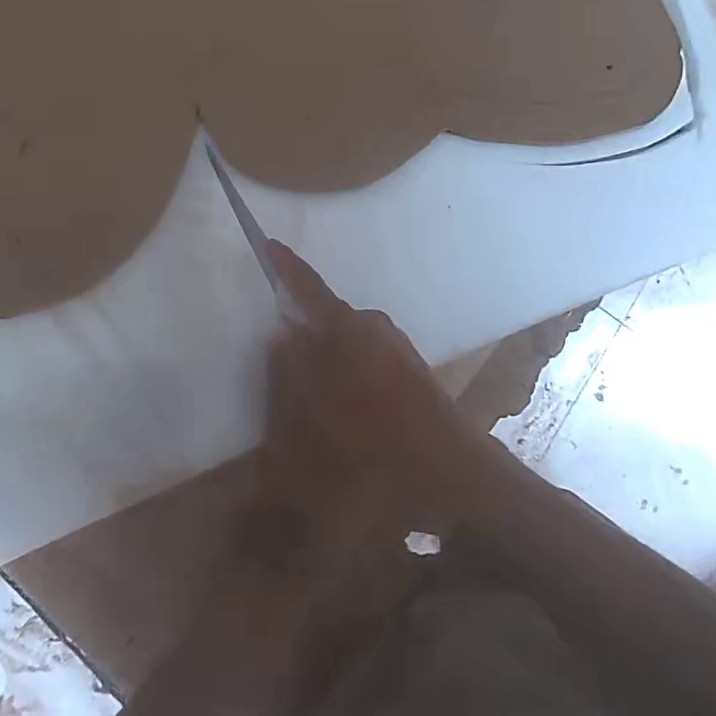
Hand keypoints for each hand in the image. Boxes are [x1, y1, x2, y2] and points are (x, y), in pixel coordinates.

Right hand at [264, 241, 486, 511]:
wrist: (446, 471)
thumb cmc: (367, 448)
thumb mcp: (307, 421)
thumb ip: (288, 374)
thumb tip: (281, 336)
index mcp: (344, 330)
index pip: (308, 287)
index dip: (286, 267)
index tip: (269, 244)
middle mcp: (373, 327)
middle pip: (327, 316)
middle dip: (302, 328)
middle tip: (277, 353)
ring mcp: (396, 346)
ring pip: (348, 339)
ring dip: (327, 356)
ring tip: (308, 391)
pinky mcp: (411, 368)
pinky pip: (367, 356)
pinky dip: (348, 369)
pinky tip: (343, 405)